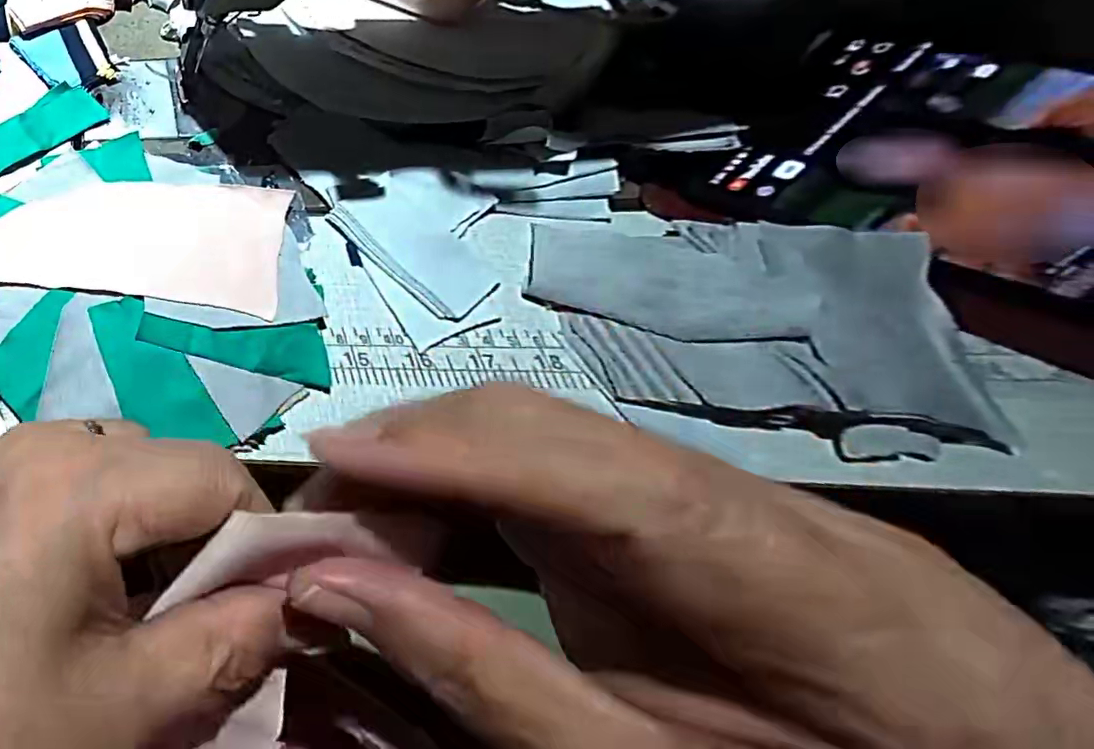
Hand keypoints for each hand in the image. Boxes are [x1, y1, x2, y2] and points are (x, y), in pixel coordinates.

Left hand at [0, 420, 297, 748]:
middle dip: (208, 533)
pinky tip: (95, 573)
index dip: (257, 533)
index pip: (214, 472)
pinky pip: (91, 465)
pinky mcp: (2, 461)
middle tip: (199, 614)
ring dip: (161, 521)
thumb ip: (226, 645)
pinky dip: (117, 510)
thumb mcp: (123, 704)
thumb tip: (296, 603)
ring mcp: (21, 442)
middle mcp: (52, 438)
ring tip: (143, 600)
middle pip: (174, 461)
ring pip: (136, 459)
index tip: (264, 600)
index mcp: (80, 482)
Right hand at [285, 383, 1093, 747]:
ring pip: (528, 430)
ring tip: (346, 512)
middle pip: (540, 425)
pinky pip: (539, 462)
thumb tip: (337, 589)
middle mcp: (735, 494)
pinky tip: (414, 516)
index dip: (449, 450)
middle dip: (409, 448)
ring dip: (421, 457)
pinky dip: (458, 482)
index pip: (589, 471)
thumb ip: (487, 679)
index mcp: (789, 574)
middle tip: (315, 507)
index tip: (330, 453)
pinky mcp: (664, 495)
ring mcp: (698, 483)